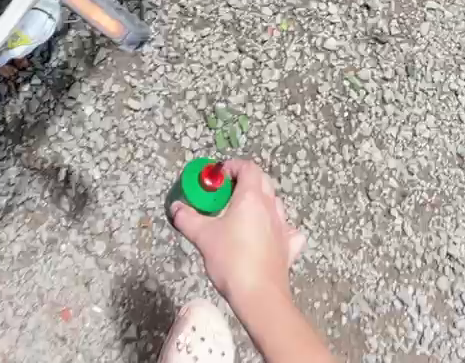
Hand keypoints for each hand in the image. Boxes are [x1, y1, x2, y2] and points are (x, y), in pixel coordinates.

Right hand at [169, 159, 306, 307]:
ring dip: (261, 200)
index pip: (247, 167)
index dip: (232, 166)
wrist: (260, 298)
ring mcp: (283, 228)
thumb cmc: (232, 260)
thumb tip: (175, 208)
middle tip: (226, 193)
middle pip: (262, 180)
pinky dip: (280, 227)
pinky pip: (288, 230)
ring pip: (275, 202)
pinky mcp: (289, 248)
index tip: (218, 177)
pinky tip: (271, 235)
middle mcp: (271, 207)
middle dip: (245, 180)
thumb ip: (187, 219)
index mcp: (251, 197)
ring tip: (243, 213)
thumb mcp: (202, 236)